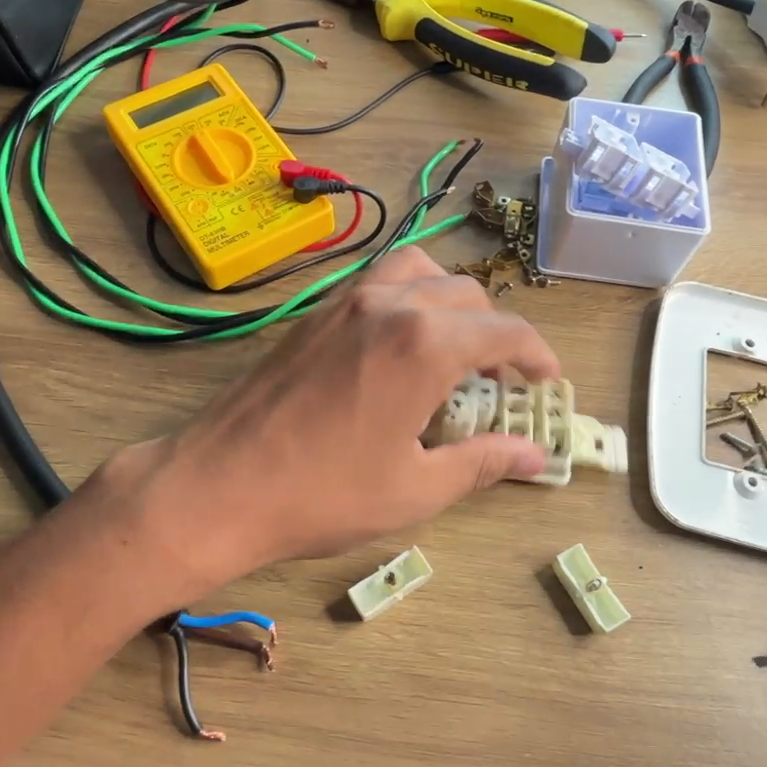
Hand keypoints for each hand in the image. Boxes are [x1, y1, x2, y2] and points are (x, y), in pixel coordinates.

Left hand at [83, 248, 558, 600]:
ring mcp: (344, 301)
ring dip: (450, 302)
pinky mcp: (313, 313)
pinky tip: (399, 346)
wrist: (218, 485)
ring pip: (419, 271)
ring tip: (452, 347)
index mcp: (425, 344)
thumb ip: (481, 461)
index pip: (505, 331)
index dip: (537, 356)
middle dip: (495, 333)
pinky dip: (407, 297)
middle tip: (498, 381)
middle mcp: (389, 304)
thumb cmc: (323, 495)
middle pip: (466, 296)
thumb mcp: (415, 488)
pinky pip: (376, 282)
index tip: (547, 382)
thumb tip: (534, 456)